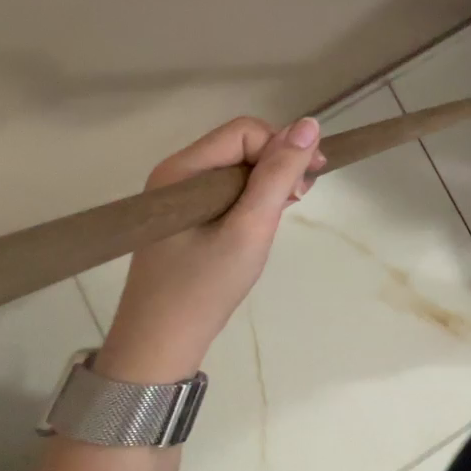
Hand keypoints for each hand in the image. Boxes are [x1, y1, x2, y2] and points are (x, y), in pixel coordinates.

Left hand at [93, 116, 325, 382]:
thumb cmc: (204, 285)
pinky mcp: (189, 213)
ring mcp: (181, 194)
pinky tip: (266, 218)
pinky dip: (257, 195)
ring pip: (242, 165)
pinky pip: (233, 185)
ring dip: (272, 180)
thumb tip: (310, 123)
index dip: (281, 148)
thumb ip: (280, 173)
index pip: (246, 132)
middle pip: (244, 144)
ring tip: (284, 210)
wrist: (160, 346)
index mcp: (182, 170)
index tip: (305, 183)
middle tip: (298, 199)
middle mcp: (178, 173)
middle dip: (279, 164)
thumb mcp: (251, 226)